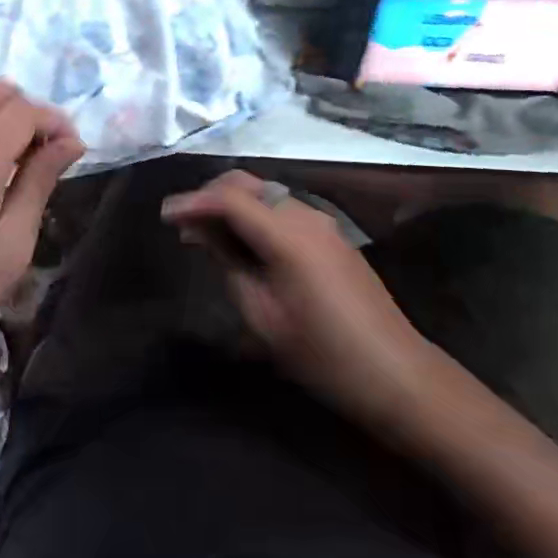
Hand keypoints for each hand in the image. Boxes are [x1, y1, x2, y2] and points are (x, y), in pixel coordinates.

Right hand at [162, 170, 434, 427]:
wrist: (395, 373)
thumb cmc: (322, 354)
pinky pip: (282, 209)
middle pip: (248, 184)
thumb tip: (202, 232)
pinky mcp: (331, 235)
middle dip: (210, 195)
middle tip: (182, 223)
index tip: (163, 216)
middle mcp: (305, 214)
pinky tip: (243, 241)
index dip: (192, 203)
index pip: (228, 199)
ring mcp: (323, 222)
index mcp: (287, 234)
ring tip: (205, 234)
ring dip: (233, 204)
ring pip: (265, 193)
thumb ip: (229, 263)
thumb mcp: (263, 315)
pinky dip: (255, 214)